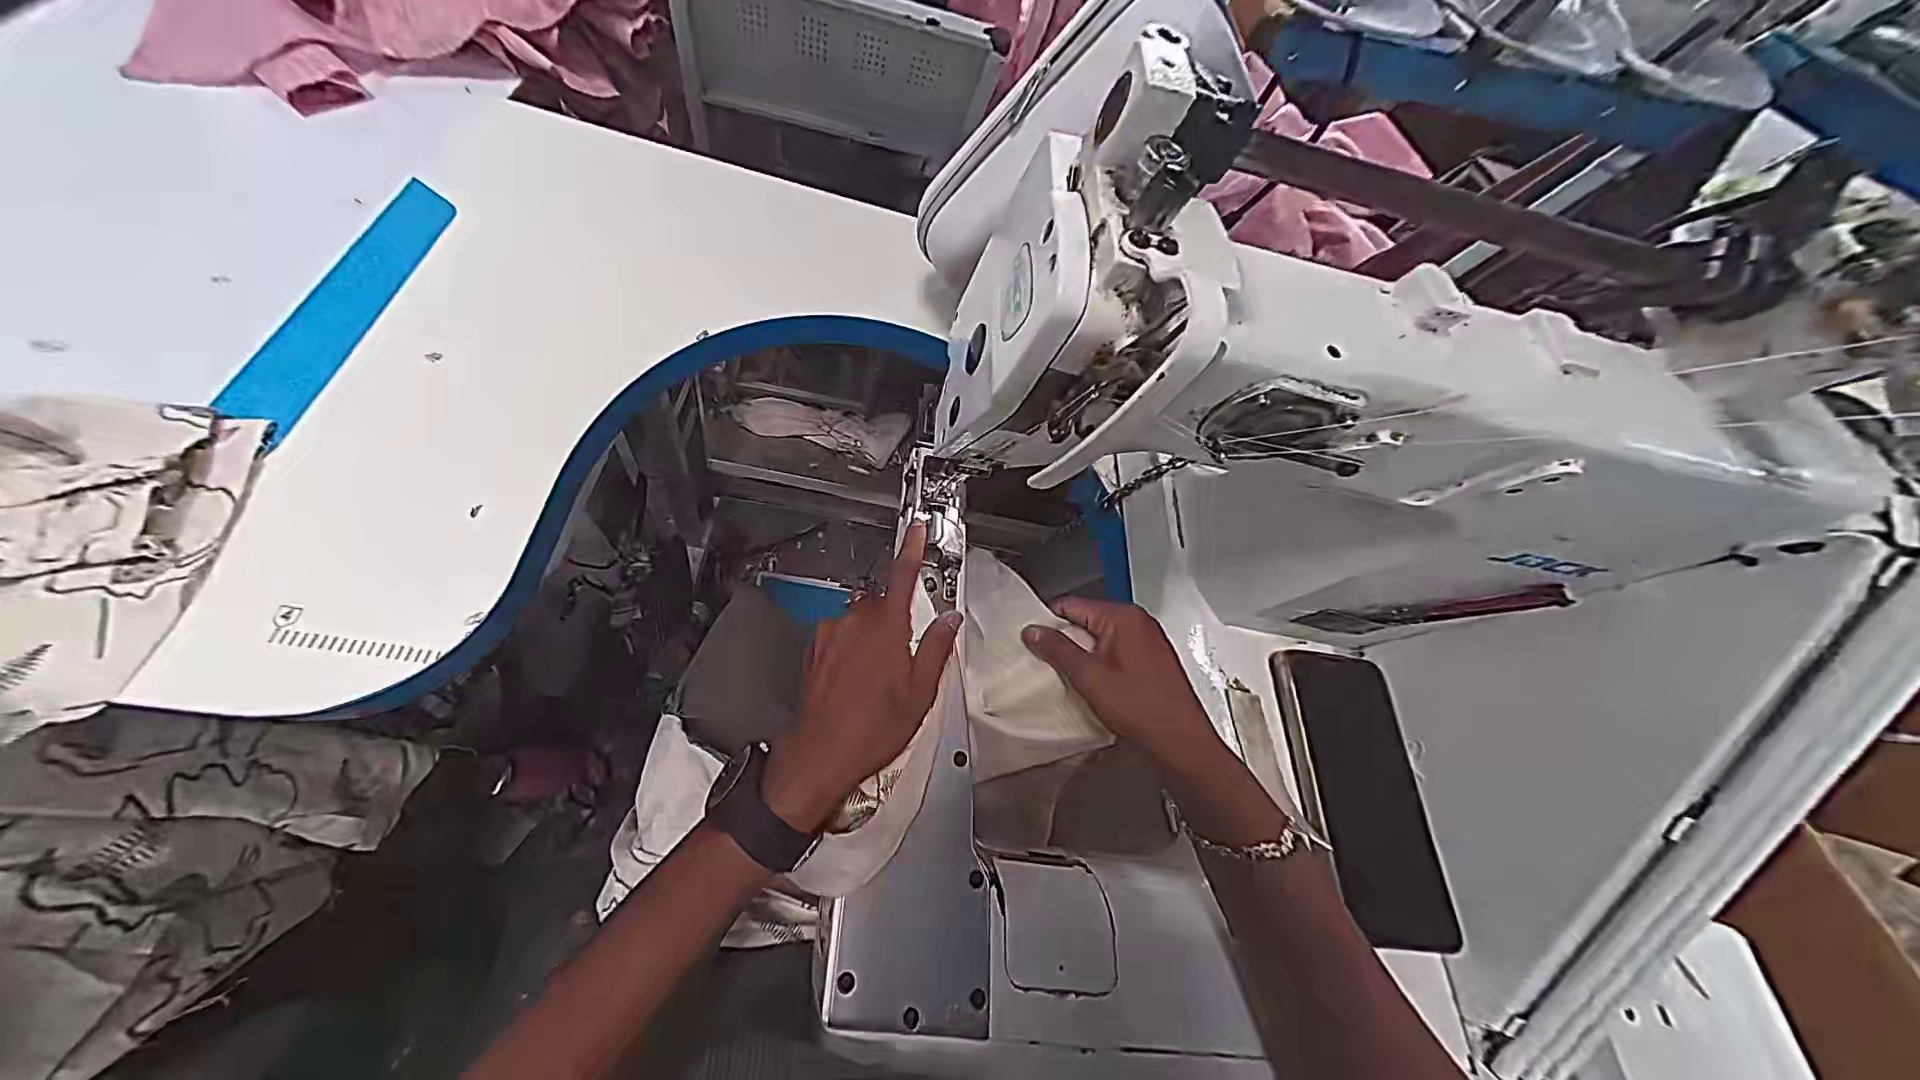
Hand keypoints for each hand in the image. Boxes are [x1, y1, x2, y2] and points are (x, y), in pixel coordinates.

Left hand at [762, 522, 961, 833]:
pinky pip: (840, 636)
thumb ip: (937, 647)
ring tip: (879, 678)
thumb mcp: (920, 692)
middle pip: (881, 601)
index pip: (902, 575)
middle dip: (896, 617)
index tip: (915, 530)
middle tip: (905, 653)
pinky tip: (857, 682)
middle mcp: (854, 623)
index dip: (911, 548)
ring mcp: (830, 636)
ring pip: (860, 619)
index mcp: (886, 628)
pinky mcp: (814, 651)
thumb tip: (949, 621)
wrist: (820, 756)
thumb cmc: (871, 729)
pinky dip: (852, 649)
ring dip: (873, 635)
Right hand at [1022, 598, 1288, 844]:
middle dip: (1066, 642)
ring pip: (1099, 640)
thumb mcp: (1090, 677)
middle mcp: (1139, 624)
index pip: (1073, 605)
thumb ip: (1058, 650)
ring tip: (1073, 680)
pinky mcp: (1149, 662)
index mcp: (1124, 618)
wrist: (1182, 744)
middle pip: (1086, 621)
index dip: (1049, 621)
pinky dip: (1100, 667)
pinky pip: (1114, 654)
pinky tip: (1093, 689)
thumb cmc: (1146, 711)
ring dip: (1083, 658)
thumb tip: (1035, 631)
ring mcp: (1146, 642)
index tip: (1033, 638)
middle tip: (1050, 665)